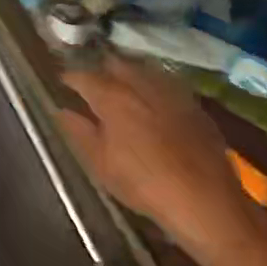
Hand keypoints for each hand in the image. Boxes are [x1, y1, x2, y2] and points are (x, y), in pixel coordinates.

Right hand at [58, 56, 257, 254]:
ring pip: (144, 69)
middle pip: (115, 64)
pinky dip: (153, 86)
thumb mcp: (100, 163)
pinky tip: (152, 101)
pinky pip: (167, 83)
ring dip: (128, 73)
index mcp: (112, 97)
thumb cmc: (142, 184)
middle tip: (92, 83)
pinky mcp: (194, 105)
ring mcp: (171, 93)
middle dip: (101, 69)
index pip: (83, 76)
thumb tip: (61, 111)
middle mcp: (141, 85)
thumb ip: (78, 132)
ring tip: (120, 86)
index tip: (63, 83)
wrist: (205, 201)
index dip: (70, 78)